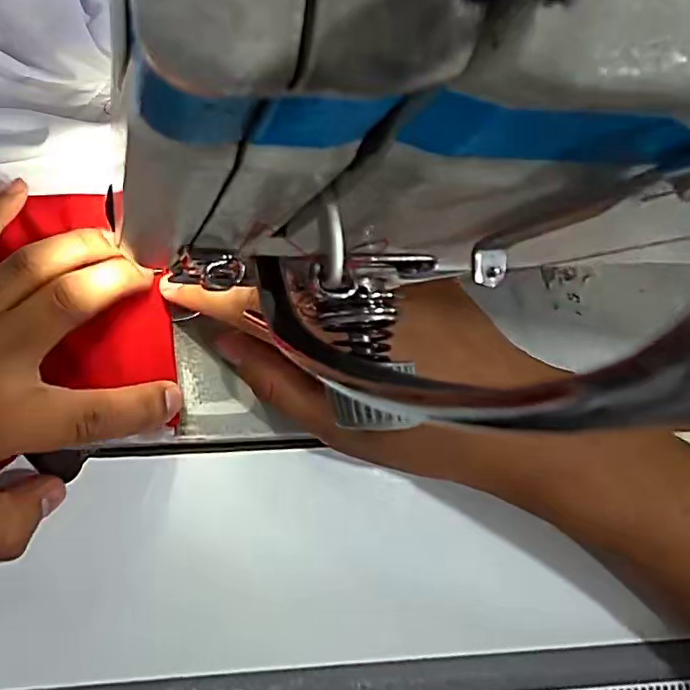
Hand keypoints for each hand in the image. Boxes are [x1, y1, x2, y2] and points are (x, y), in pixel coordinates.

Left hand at [0, 181, 180, 583]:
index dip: (145, 405)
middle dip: (121, 281)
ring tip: (111, 238)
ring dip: (80, 244)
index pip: (96, 414)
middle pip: (74, 301)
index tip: (172, 396)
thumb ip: (8, 528)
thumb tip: (54, 486)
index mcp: (0, 422)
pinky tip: (19, 188)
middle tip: (146, 275)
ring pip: (32, 265)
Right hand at [163, 277, 677, 499]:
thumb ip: (272, 377)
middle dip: (236, 275)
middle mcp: (349, 283)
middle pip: (273, 268)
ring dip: (279, 269)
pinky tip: (328, 285)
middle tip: (212, 286)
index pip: (246, 299)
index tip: (171, 285)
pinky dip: (324, 267)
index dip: (204, 292)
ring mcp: (383, 266)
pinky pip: (349, 257)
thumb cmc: (420, 432)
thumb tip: (226, 339)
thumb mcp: (334, 422)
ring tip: (262, 285)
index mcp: (323, 326)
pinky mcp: (411, 261)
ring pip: (310, 259)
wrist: (518, 420)